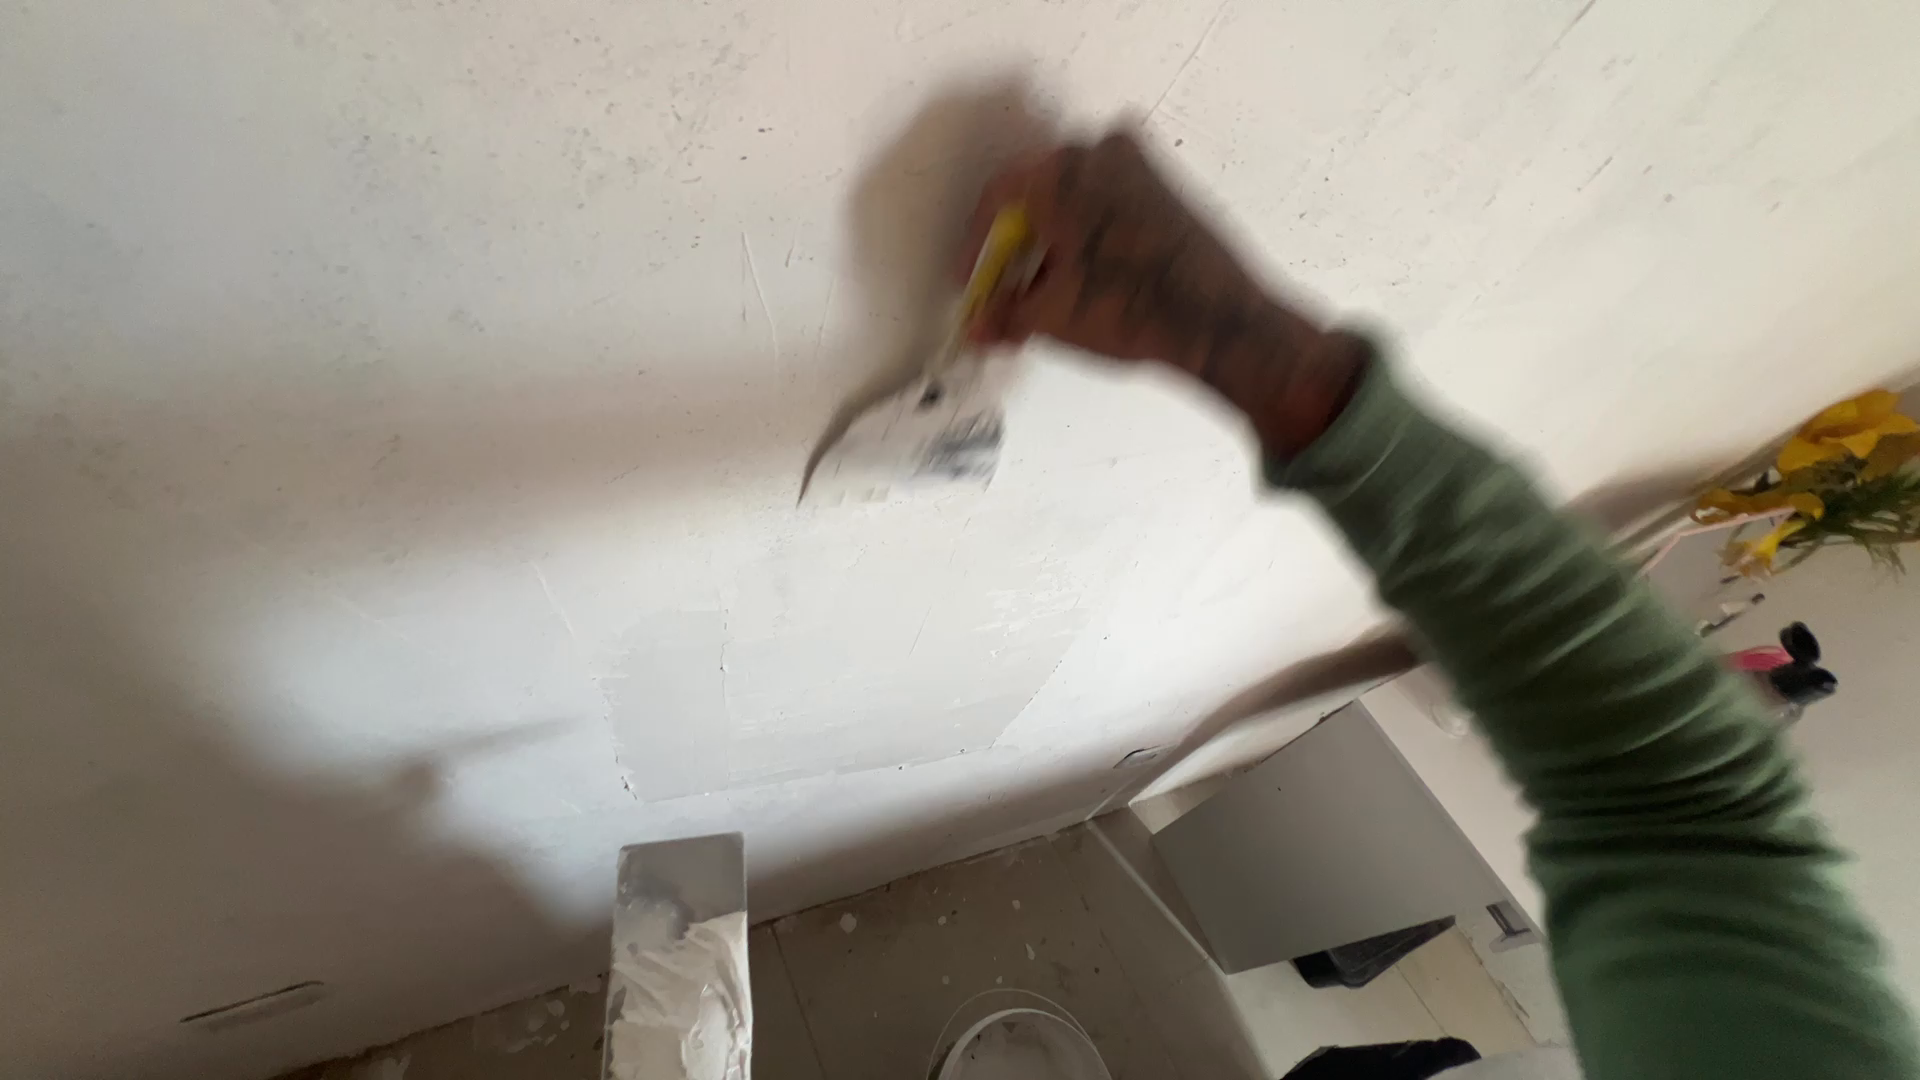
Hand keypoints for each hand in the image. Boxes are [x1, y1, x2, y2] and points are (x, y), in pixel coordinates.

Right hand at [960, 129, 1366, 456]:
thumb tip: (979, 326)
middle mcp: (1101, 152)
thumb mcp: (1052, 318)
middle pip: (1034, 197)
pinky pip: (1109, 204)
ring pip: (1074, 200)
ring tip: (1047, 296)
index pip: (995, 200)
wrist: (1219, 322)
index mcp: (1060, 173)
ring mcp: (1140, 166)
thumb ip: (1003, 317)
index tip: (972, 280)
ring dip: (1052, 245)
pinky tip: (1087, 281)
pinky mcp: (1168, 187)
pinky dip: (1088, 237)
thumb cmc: (1136, 309)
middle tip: (1007, 291)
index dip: (975, 247)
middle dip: (1015, 250)